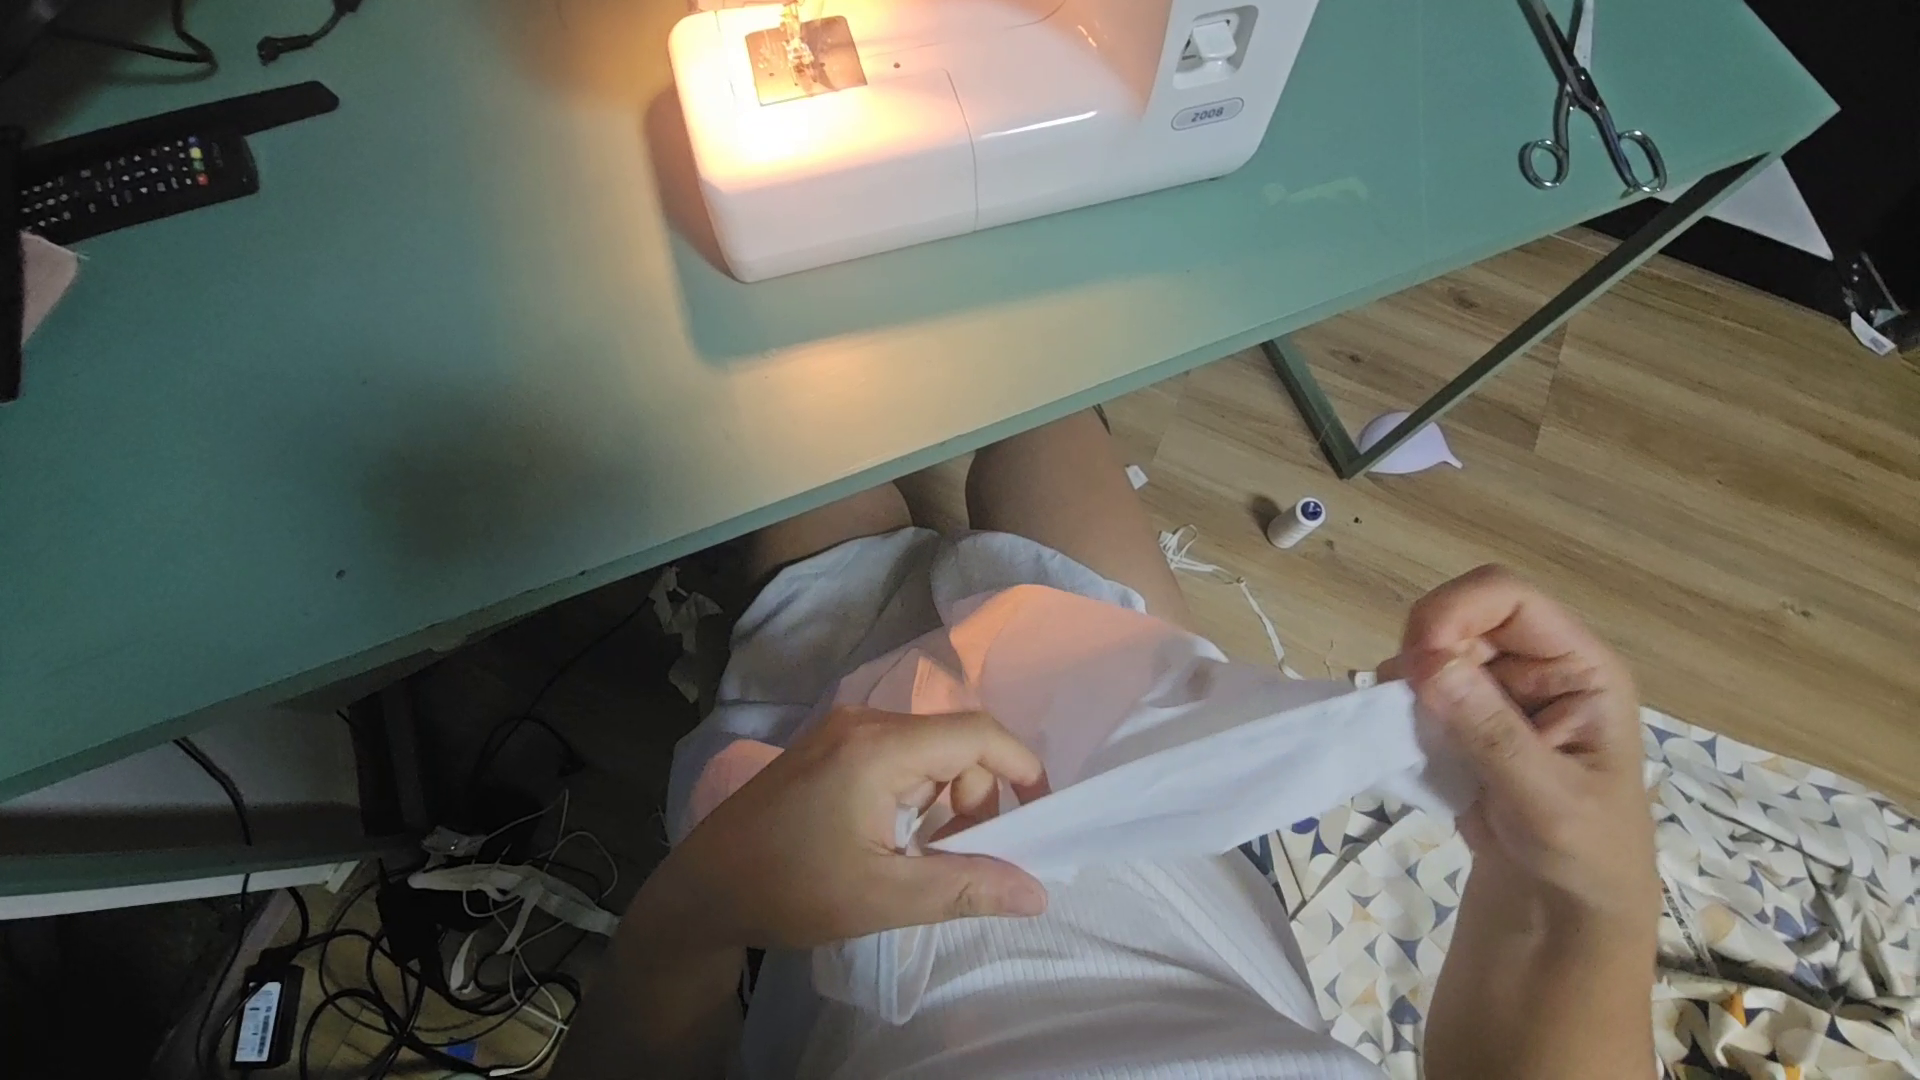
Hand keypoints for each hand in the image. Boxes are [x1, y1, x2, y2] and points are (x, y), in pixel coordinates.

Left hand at [650, 705, 1049, 950]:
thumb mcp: (883, 897)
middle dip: (974, 798)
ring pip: (929, 749)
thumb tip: (1036, 891)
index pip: (976, 734)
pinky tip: (892, 833)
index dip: (1020, 768)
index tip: (1039, 814)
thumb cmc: (790, 889)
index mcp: (879, 747)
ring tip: (917, 853)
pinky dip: (915, 790)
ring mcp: (844, 727)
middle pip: (954, 742)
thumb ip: (964, 888)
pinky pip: (899, 753)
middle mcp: (864, 720)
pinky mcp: (832, 741)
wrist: (703, 887)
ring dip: (943, 798)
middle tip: (955, 856)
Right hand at [1387, 566, 1656, 921]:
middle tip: (1405, 707)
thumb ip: (1489, 730)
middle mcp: (1533, 666)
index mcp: (1577, 669)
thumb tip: (1427, 661)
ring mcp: (1493, 689)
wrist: (1559, 906)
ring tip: (1416, 738)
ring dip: (1406, 685)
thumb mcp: (1547, 799)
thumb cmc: (1582, 855)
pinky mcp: (1459, 714)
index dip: (1453, 612)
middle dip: (1422, 652)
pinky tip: (1410, 744)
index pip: (1507, 597)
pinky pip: (1412, 686)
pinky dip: (1397, 707)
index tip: (1415, 663)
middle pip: (1458, 616)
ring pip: (1427, 650)